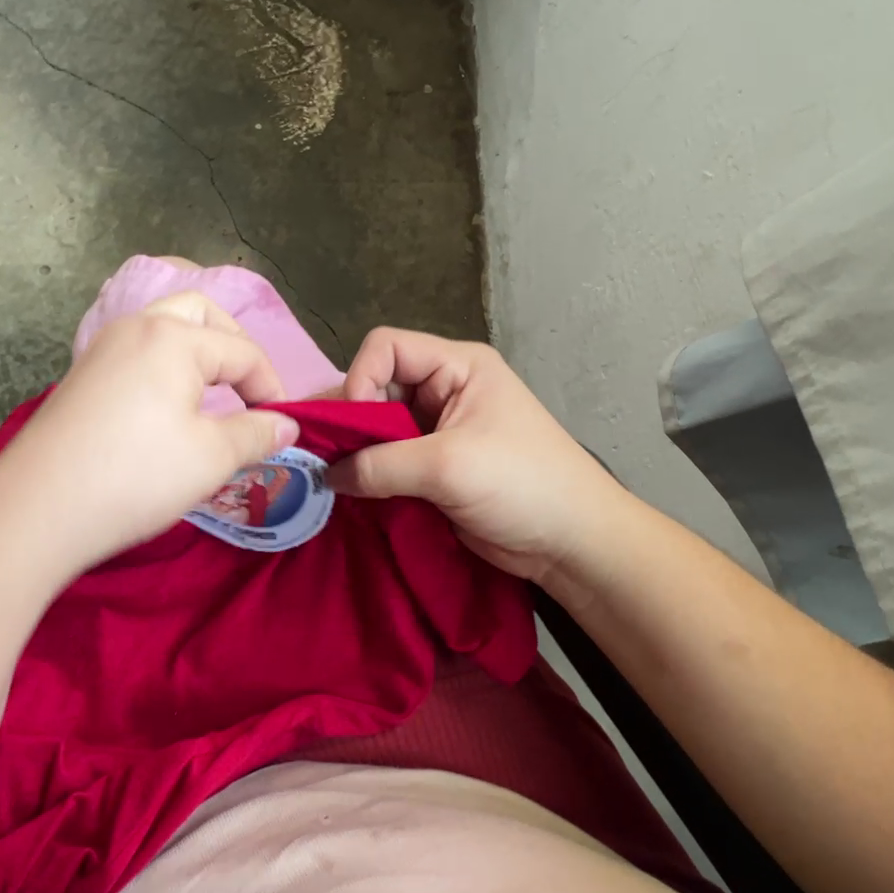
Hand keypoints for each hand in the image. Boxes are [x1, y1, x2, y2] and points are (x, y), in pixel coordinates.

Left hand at [0, 292, 299, 574]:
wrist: (38, 510)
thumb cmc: (136, 476)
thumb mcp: (211, 458)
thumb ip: (256, 434)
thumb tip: (286, 425)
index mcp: (172, 337)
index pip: (242, 351)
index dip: (272, 387)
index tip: (284, 427)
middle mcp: (134, 328)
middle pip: (199, 314)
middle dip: (234, 346)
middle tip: (249, 390)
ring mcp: (101, 351)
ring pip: (163, 331)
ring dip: (197, 355)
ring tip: (213, 398)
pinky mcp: (80, 380)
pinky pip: (136, 356)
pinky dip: (164, 370)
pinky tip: (167, 411)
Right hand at [324, 328, 636, 586]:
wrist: (571, 544)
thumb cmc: (523, 485)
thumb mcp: (447, 467)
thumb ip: (379, 466)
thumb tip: (323, 475)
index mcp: (458, 366)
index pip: (385, 348)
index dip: (360, 379)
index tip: (353, 428)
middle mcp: (444, 389)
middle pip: (375, 386)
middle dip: (349, 419)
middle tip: (322, 455)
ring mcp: (437, 430)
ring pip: (376, 427)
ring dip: (354, 450)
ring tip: (326, 475)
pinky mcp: (432, 468)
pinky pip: (386, 460)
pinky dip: (365, 473)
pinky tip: (346, 491)